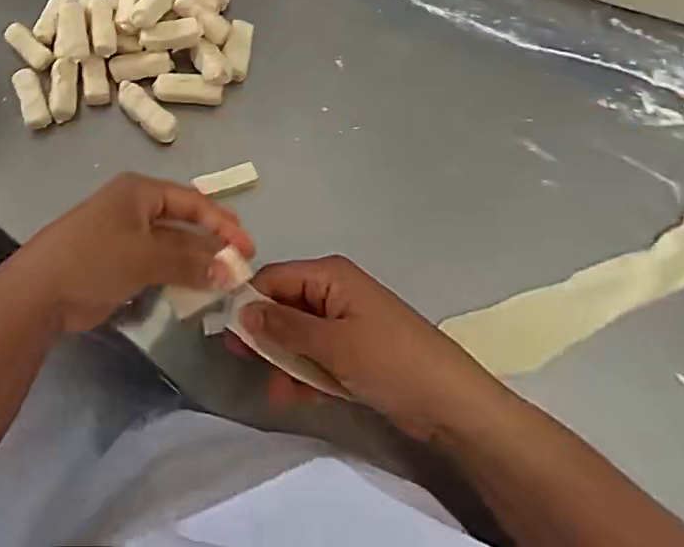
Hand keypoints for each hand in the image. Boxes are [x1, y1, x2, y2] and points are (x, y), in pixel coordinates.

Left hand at [0, 173, 255, 332]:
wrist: (42, 290)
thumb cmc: (94, 258)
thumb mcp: (145, 255)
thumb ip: (189, 260)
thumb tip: (231, 269)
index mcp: (139, 192)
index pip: (191, 201)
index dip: (222, 222)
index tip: (248, 249)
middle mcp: (135, 208)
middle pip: (184, 221)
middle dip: (213, 241)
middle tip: (242, 264)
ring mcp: (126, 236)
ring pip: (173, 245)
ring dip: (198, 261)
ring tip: (226, 281)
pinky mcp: (121, 262)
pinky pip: (159, 264)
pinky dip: (179, 275)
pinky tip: (198, 291)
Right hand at [230, 256, 515, 440]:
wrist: (456, 408)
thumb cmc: (391, 362)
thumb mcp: (332, 344)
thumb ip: (283, 326)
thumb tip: (242, 310)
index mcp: (329, 275)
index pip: (273, 277)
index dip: (248, 301)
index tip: (227, 330)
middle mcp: (334, 290)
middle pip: (283, 304)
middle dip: (265, 334)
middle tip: (242, 360)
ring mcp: (345, 320)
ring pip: (297, 333)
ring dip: (284, 359)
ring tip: (278, 390)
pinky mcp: (355, 348)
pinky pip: (316, 352)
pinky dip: (304, 371)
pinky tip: (295, 394)